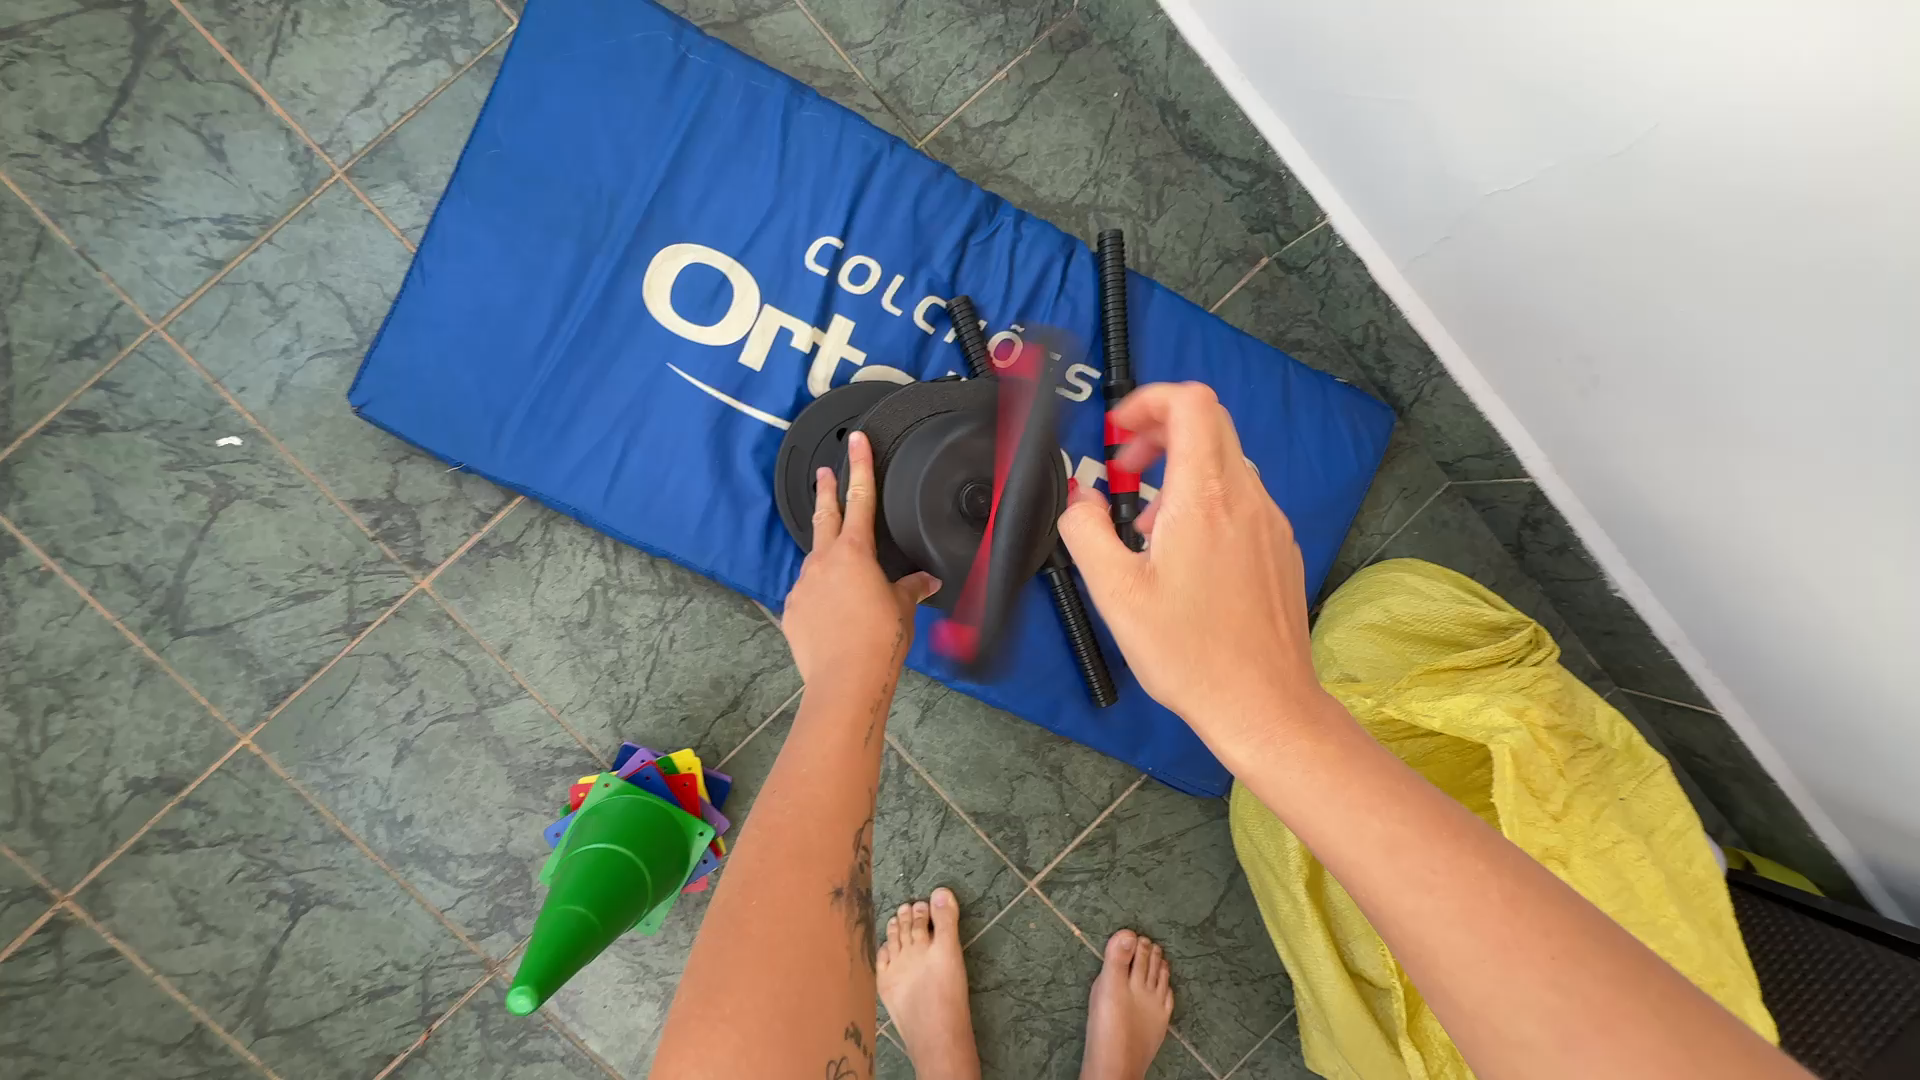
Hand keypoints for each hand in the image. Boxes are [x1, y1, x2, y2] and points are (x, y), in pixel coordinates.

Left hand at [782, 430, 938, 689]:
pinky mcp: (791, 610)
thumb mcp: (903, 608)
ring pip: (816, 562)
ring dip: (827, 560)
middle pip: (824, 515)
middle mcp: (823, 561)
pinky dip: (820, 596)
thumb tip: (927, 580)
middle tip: (823, 473)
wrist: (846, 680)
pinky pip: (808, 594)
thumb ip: (911, 587)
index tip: (855, 441)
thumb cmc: (880, 639)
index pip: (861, 498)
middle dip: (826, 490)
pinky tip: (833, 615)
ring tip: (844, 580)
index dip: (860, 466)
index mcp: (855, 552)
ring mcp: (803, 585)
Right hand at [1057, 383, 1330, 758]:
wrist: (1262, 704)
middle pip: (1209, 422)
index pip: (1190, 403)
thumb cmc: (1188, 653)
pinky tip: (1184, 553)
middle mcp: (1245, 498)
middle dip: (1158, 432)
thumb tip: (1081, 498)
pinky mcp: (1280, 546)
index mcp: (1204, 498)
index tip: (1116, 434)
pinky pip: (1241, 497)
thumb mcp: (1113, 592)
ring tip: (1148, 525)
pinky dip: (1205, 499)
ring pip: (1225, 460)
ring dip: (1180, 470)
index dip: (1147, 402)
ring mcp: (1270, 521)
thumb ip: (1084, 530)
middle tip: (1125, 473)